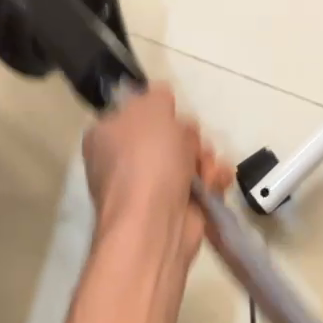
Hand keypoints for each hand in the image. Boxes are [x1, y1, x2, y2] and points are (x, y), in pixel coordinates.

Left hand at [82, 84, 232, 267]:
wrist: (155, 226)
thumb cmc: (146, 162)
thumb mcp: (150, 108)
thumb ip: (157, 96)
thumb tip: (163, 101)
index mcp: (107, 137)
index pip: (135, 113)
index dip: (158, 112)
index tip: (170, 115)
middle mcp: (126, 164)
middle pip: (169, 135)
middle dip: (188, 137)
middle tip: (188, 147)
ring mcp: (152, 190)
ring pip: (190, 159)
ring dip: (204, 159)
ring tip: (204, 171)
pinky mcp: (178, 211)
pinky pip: (202, 185)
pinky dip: (214, 181)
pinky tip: (216, 182)